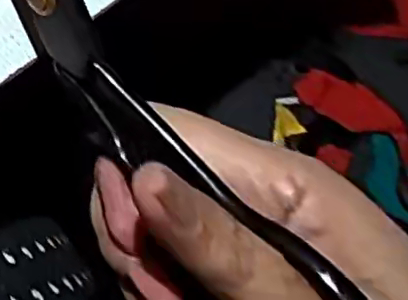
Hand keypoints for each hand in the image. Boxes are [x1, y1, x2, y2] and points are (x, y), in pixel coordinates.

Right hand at [89, 106, 407, 299]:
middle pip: (149, 175)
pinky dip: (165, 286)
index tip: (126, 236)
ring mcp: (255, 233)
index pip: (163, 124)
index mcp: (282, 177)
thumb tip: (140, 176)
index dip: (125, 166)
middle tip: (156, 291)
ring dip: (149, 268)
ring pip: (156, 224)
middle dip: (135, 230)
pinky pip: (180, 260)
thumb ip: (230, 248)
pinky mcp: (250, 269)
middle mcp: (261, 193)